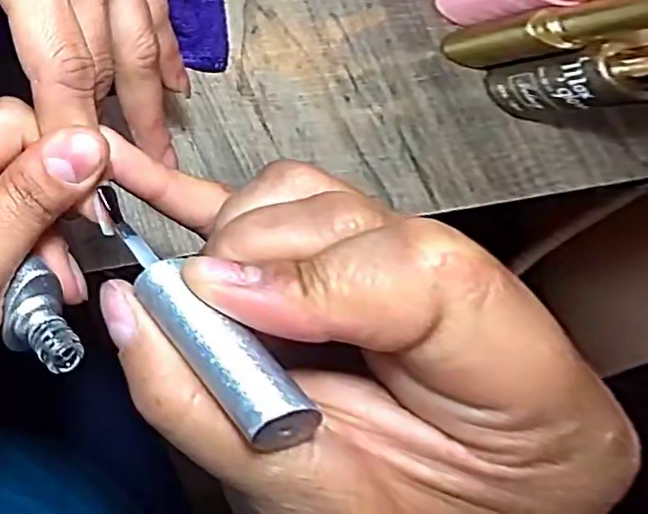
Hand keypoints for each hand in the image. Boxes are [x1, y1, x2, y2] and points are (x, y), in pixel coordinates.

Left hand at [0, 0, 186, 163]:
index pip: (57, 61)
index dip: (67, 126)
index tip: (76, 178)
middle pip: (105, 62)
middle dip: (109, 130)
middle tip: (113, 191)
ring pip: (142, 40)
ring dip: (148, 102)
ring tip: (154, 157)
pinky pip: (153, 3)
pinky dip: (166, 49)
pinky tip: (172, 82)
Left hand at [0, 100, 108, 495]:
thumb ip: (28, 198)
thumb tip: (86, 139)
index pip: (10, 120)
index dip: (63, 147)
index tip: (104, 197)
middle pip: (22, 153)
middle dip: (61, 199)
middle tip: (80, 250)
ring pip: (27, 192)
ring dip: (54, 236)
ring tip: (57, 286)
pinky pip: (17, 225)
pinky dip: (41, 254)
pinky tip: (47, 290)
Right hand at [100, 142, 639, 512]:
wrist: (387, 502)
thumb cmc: (368, 508)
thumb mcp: (290, 489)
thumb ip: (200, 407)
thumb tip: (125, 306)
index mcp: (522, 392)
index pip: (428, 278)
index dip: (310, 278)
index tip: (220, 299)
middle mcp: (469, 305)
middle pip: (347, 220)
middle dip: (248, 255)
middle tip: (199, 305)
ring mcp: (396, 258)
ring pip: (298, 191)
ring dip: (225, 230)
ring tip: (202, 286)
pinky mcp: (324, 238)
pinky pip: (253, 192)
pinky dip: (182, 185)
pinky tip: (129, 167)